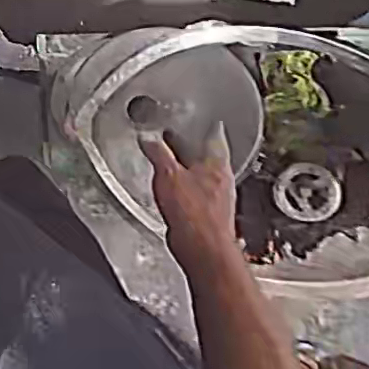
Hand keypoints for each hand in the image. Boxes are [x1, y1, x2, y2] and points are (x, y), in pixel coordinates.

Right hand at [141, 125, 237, 252]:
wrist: (203, 249)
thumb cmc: (194, 213)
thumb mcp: (167, 174)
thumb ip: (157, 153)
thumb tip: (148, 139)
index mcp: (217, 164)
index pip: (214, 136)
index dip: (205, 124)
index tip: (200, 118)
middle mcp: (221, 179)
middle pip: (207, 155)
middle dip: (192, 146)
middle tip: (177, 137)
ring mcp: (216, 197)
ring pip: (201, 174)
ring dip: (187, 167)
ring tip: (171, 161)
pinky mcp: (206, 213)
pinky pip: (194, 192)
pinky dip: (184, 186)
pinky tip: (173, 189)